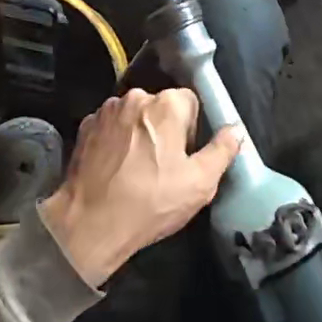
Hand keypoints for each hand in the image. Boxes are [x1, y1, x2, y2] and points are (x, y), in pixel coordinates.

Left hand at [39, 88, 242, 286]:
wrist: (88, 225)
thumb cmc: (150, 203)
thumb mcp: (199, 183)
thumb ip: (222, 151)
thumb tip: (235, 130)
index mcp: (167, 104)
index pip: (191, 102)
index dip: (193, 129)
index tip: (186, 156)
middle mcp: (136, 97)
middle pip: (161, 107)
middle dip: (165, 130)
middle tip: (163, 167)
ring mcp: (106, 110)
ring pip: (134, 116)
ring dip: (139, 133)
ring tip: (136, 170)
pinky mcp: (85, 127)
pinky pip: (110, 127)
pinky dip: (115, 141)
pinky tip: (115, 169)